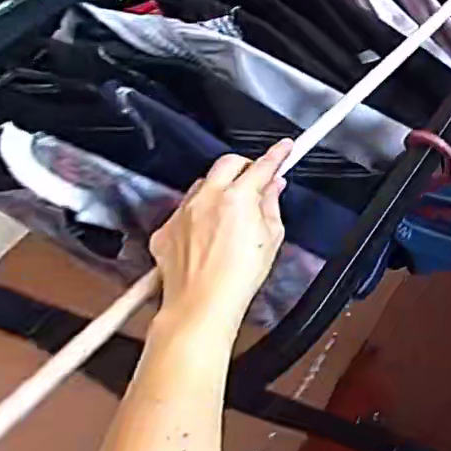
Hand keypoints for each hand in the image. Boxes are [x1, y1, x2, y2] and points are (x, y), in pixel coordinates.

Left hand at [149, 140, 291, 344]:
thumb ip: (271, 205)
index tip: (285, 147)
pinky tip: (212, 230)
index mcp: (237, 198)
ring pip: (204, 184)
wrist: (202, 303)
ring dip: (222, 188)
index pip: (262, 165)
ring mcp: (182, 213)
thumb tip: (272, 189)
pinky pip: (185, 208)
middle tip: (260, 178)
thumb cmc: (239, 275)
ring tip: (235, 209)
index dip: (278, 154)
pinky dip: (200, 211)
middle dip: (246, 166)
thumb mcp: (272, 235)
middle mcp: (205, 200)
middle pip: (228, 163)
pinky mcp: (165, 230)